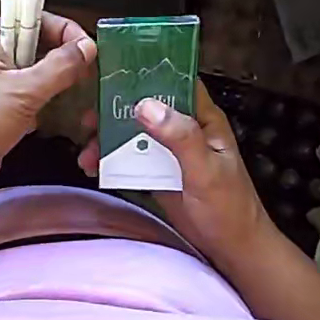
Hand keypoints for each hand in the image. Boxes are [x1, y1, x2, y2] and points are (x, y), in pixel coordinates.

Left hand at [0, 12, 95, 187]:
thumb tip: (87, 48)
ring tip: (61, 95)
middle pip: (35, 43)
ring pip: (34, 70)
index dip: (62, 30)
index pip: (31, 18)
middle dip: (58, 60)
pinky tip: (37, 118)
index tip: (86, 48)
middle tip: (84, 72)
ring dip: (48, 85)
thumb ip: (60, 67)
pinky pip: (29, 92)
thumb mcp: (24, 91)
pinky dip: (39, 103)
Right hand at [81, 81, 275, 264]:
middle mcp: (183, 129)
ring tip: (88, 152)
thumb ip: (180, 137)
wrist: (231, 248)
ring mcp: (168, 151)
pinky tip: (94, 167)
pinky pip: (128, 158)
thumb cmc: (230, 208)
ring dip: (106, 138)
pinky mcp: (156, 172)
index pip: (175, 82)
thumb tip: (146, 106)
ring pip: (131, 133)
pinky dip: (109, 160)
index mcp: (202, 119)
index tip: (114, 71)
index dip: (147, 73)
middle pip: (144, 107)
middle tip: (88, 119)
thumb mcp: (205, 170)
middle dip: (114, 110)